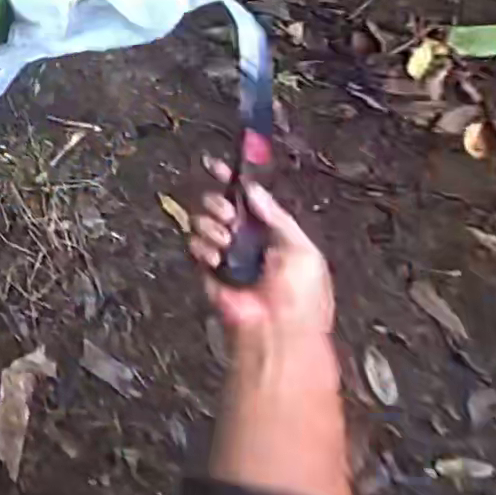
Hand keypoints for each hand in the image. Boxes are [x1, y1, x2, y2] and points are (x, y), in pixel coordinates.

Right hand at [188, 158, 334, 349]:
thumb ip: (276, 215)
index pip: (247, 197)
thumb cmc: (301, 296)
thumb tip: (252, 188)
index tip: (218, 166)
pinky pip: (194, 244)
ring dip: (212, 228)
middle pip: (218, 203)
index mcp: (271, 232)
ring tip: (226, 243)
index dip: (232, 180)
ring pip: (202, 221)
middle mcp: (245, 237)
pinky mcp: (206, 265)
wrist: (278, 328)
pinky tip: (217, 258)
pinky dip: (204, 248)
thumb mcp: (302, 249)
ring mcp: (224, 251)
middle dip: (218, 203)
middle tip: (226, 214)